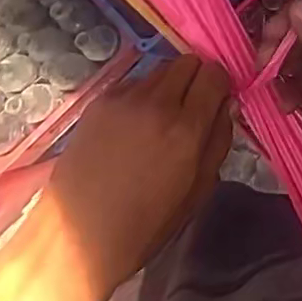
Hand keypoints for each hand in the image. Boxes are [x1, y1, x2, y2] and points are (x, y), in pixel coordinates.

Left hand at [41, 56, 233, 294]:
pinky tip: (129, 126)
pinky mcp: (100, 100)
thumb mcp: (197, 191)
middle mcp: (158, 103)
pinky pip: (134, 82)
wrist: (76, 240)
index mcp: (186, 129)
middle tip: (188, 106)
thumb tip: (226, 105)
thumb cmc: (144, 225)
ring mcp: (126, 98)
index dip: (218, 85)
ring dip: (168, 85)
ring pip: (162, 68)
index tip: (214, 100)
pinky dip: (140, 95)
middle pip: (190, 61)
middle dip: (195, 79)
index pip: (215, 73)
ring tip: (156, 117)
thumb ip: (219, 140)